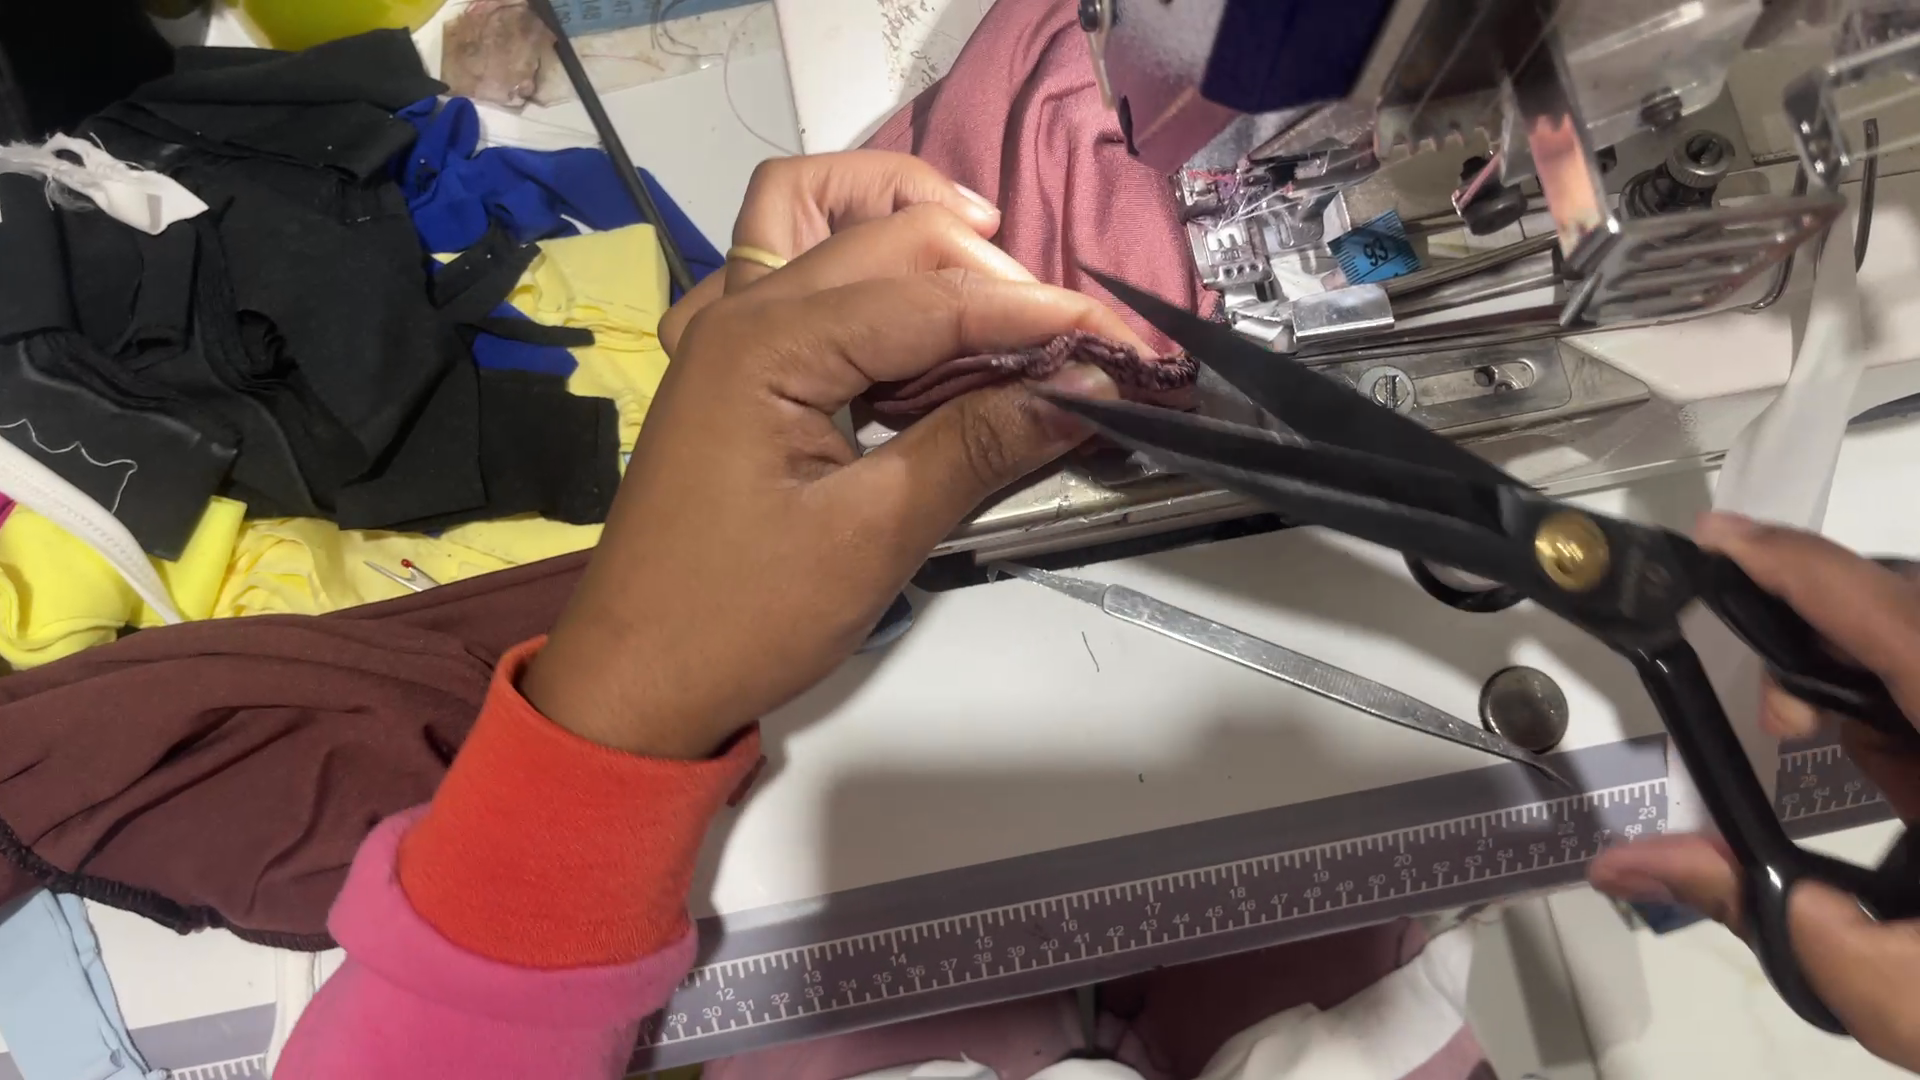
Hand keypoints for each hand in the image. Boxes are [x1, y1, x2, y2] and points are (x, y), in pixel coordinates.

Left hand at [519, 202, 1138, 759]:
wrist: (641, 678)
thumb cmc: (746, 618)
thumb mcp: (874, 536)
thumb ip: (976, 447)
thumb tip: (1081, 391)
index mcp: (766, 343)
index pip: (930, 297)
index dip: (1034, 314)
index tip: (1117, 344)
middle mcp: (739, 311)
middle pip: (881, 236)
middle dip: (986, 272)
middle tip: (1060, 334)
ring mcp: (724, 335)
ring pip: (817, 221)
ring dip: (905, 222)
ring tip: (987, 261)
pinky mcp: (730, 372)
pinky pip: (790, 279)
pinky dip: (856, 271)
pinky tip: (900, 309)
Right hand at [1589, 512, 1919, 1065]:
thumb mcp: (1900, 991)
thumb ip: (1754, 909)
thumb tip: (1616, 863)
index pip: (1904, 630)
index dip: (1806, 571)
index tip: (1719, 537)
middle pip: (1909, 622)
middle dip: (1812, 626)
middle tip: (1757, 690)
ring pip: (1912, 650)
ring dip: (1832, 667)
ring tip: (1784, 726)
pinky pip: (1917, 691)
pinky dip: (1863, 701)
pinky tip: (1825, 736)